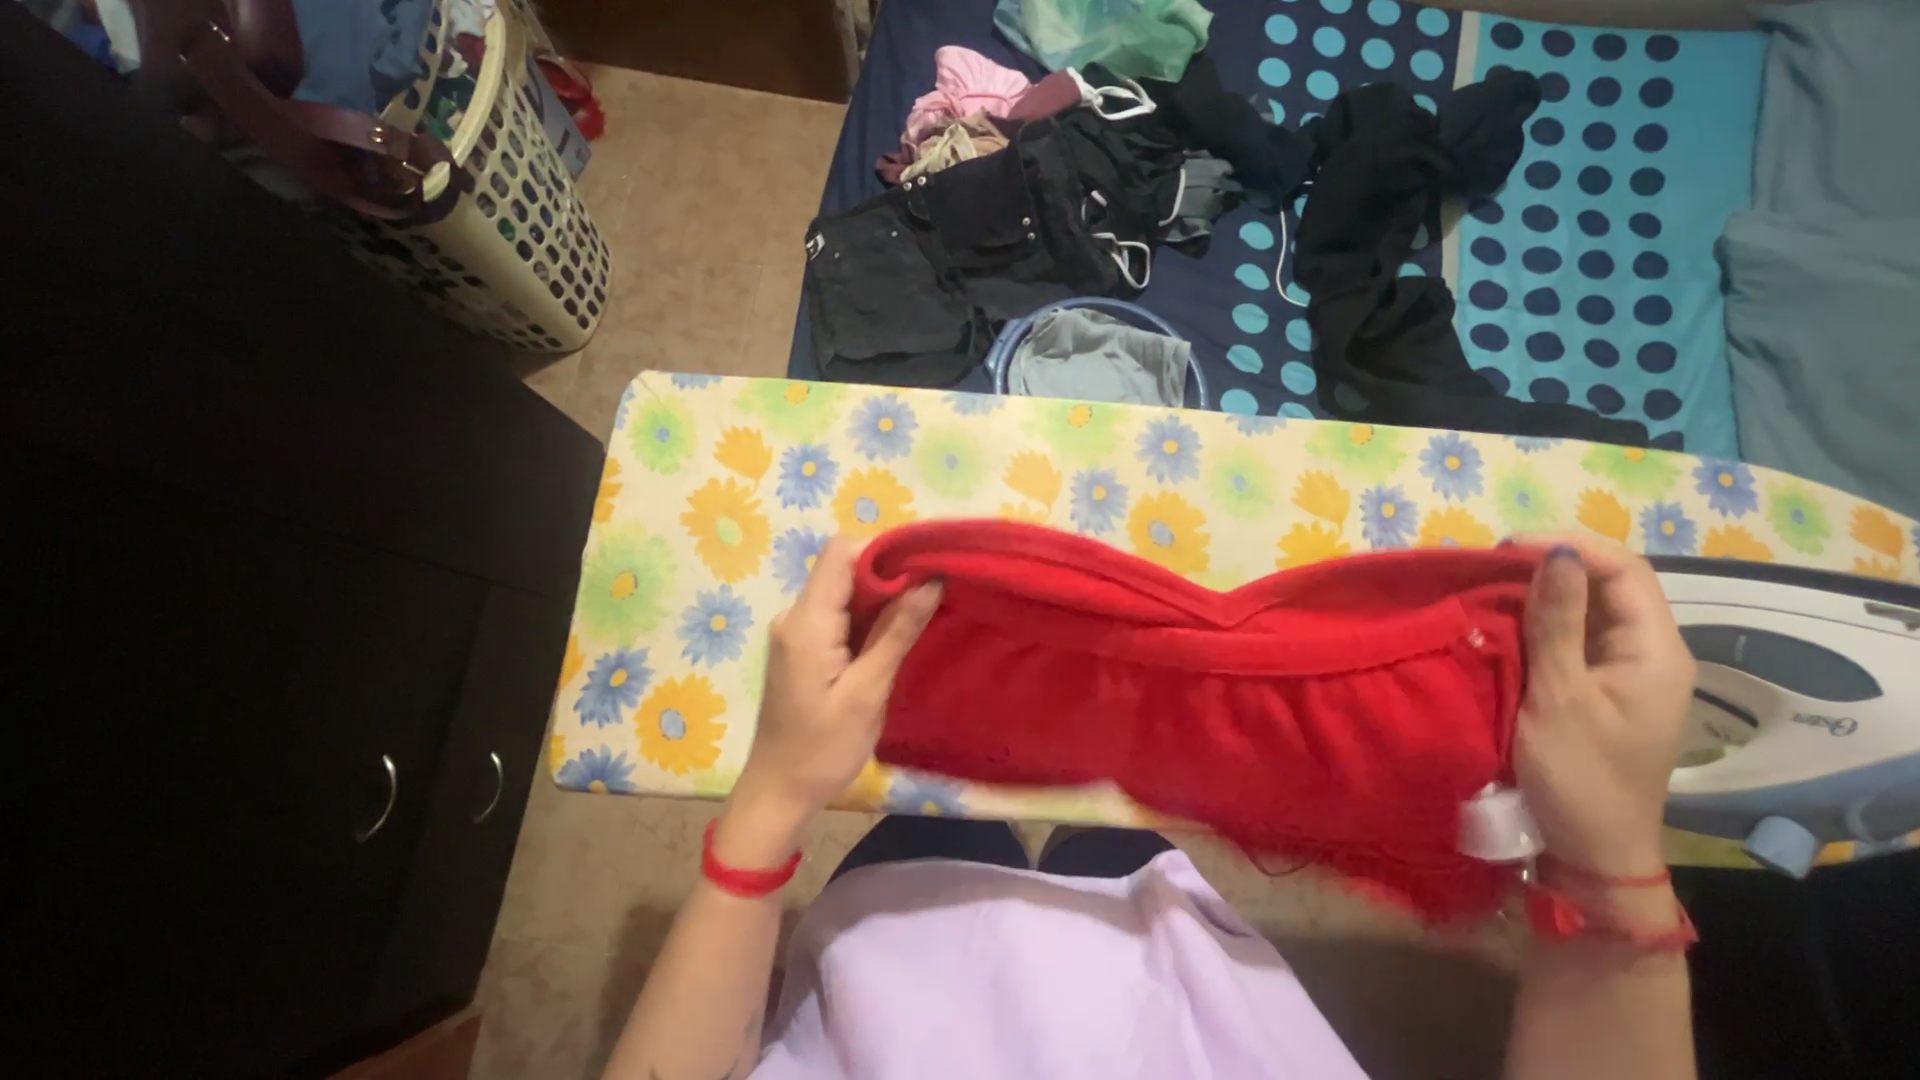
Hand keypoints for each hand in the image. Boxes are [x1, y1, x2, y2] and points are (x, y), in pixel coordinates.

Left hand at [717, 536, 941, 863]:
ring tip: (918, 618)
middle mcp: (795, 617)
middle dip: (888, 576)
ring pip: (843, 592)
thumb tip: (930, 580)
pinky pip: (837, 616)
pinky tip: (892, 639)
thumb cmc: (823, 749)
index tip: (923, 571)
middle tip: (930, 597)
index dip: (883, 552)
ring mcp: (796, 633)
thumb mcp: (868, 692)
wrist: (778, 793)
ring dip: (880, 600)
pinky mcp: (802, 649)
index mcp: (806, 622)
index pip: (841, 552)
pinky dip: (866, 620)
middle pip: (843, 569)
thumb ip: (897, 631)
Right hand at [1509, 534, 1696, 878]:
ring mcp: (1619, 671)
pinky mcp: (1592, 687)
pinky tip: (1497, 621)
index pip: (1625, 571)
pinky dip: (1533, 622)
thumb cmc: (1579, 776)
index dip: (1569, 547)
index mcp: (1655, 651)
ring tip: (1483, 586)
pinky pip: (1567, 637)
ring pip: (1583, 609)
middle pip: (1607, 584)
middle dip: (1549, 565)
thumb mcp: (1560, 697)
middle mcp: (1645, 652)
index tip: (1505, 548)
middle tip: (1485, 566)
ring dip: (1537, 593)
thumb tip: (1555, 554)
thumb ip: (1555, 624)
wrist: (1589, 850)